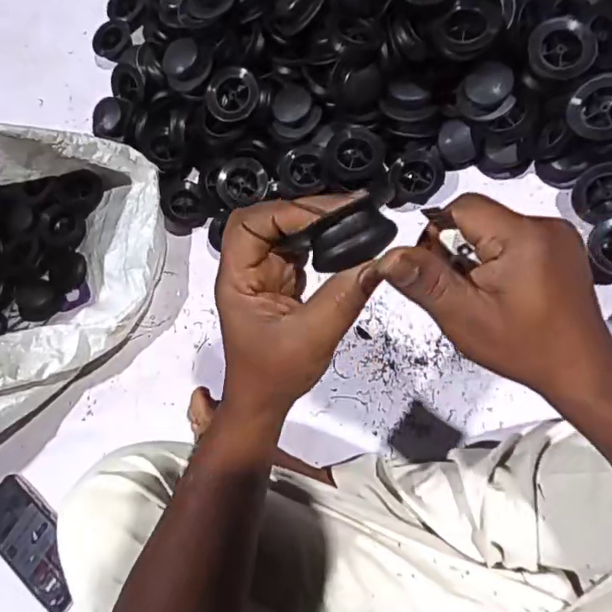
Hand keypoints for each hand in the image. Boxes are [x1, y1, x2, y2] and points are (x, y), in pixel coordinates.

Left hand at [215, 196, 383, 419]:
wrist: (264, 401)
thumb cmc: (270, 377)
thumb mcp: (312, 338)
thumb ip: (343, 298)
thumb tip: (373, 265)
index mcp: (237, 281)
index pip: (251, 224)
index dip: (288, 212)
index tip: (326, 215)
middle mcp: (247, 272)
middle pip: (269, 219)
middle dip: (306, 211)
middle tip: (346, 211)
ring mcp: (264, 275)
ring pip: (286, 231)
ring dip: (316, 223)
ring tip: (350, 220)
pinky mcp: (282, 282)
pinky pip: (300, 249)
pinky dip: (322, 241)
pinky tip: (342, 241)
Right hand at [377, 193, 611, 401]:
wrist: (578, 368)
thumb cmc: (532, 348)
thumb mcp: (464, 317)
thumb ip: (424, 282)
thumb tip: (392, 258)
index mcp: (521, 237)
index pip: (459, 207)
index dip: (437, 237)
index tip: (440, 270)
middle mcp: (544, 228)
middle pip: (477, 220)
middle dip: (460, 253)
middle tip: (468, 291)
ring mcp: (556, 237)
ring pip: (494, 232)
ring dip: (480, 260)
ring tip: (491, 297)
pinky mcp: (560, 249)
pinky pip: (516, 243)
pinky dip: (502, 265)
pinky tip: (507, 295)